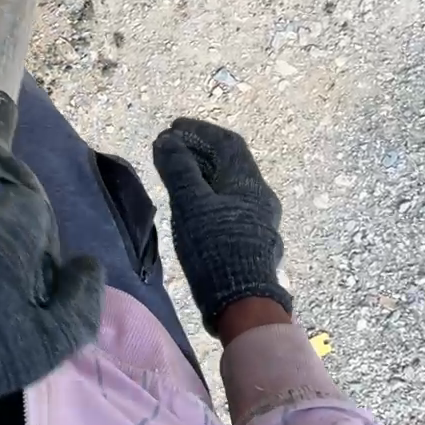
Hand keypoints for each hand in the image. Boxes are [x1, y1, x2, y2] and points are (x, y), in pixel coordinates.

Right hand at [150, 117, 293, 332]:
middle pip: (227, 161)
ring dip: (199, 170)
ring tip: (171, 170)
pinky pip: (224, 200)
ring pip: (225, 182)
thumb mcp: (191, 204)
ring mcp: (254, 217)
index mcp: (249, 182)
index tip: (173, 126)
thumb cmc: (216, 245)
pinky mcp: (246, 236)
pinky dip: (203, 190)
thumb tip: (166, 140)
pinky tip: (187, 200)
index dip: (200, 130)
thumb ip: (178, 169)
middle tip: (167, 146)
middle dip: (197, 149)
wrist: (241, 298)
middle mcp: (258, 195)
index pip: (227, 143)